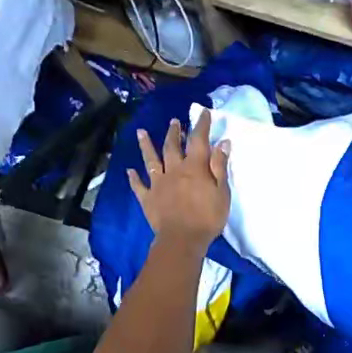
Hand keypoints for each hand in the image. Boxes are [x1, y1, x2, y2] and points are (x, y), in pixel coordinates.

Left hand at [127, 112, 231, 252]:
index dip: (201, 125)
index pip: (198, 140)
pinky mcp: (148, 198)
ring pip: (151, 160)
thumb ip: (220, 166)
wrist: (182, 239)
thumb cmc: (207, 217)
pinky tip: (129, 170)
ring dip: (146, 145)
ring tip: (141, 132)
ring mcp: (158, 183)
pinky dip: (133, 178)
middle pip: (172, 146)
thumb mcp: (222, 192)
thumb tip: (222, 142)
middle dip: (174, 132)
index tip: (203, 113)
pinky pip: (139, 186)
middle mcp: (174, 170)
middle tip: (174, 122)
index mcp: (194, 167)